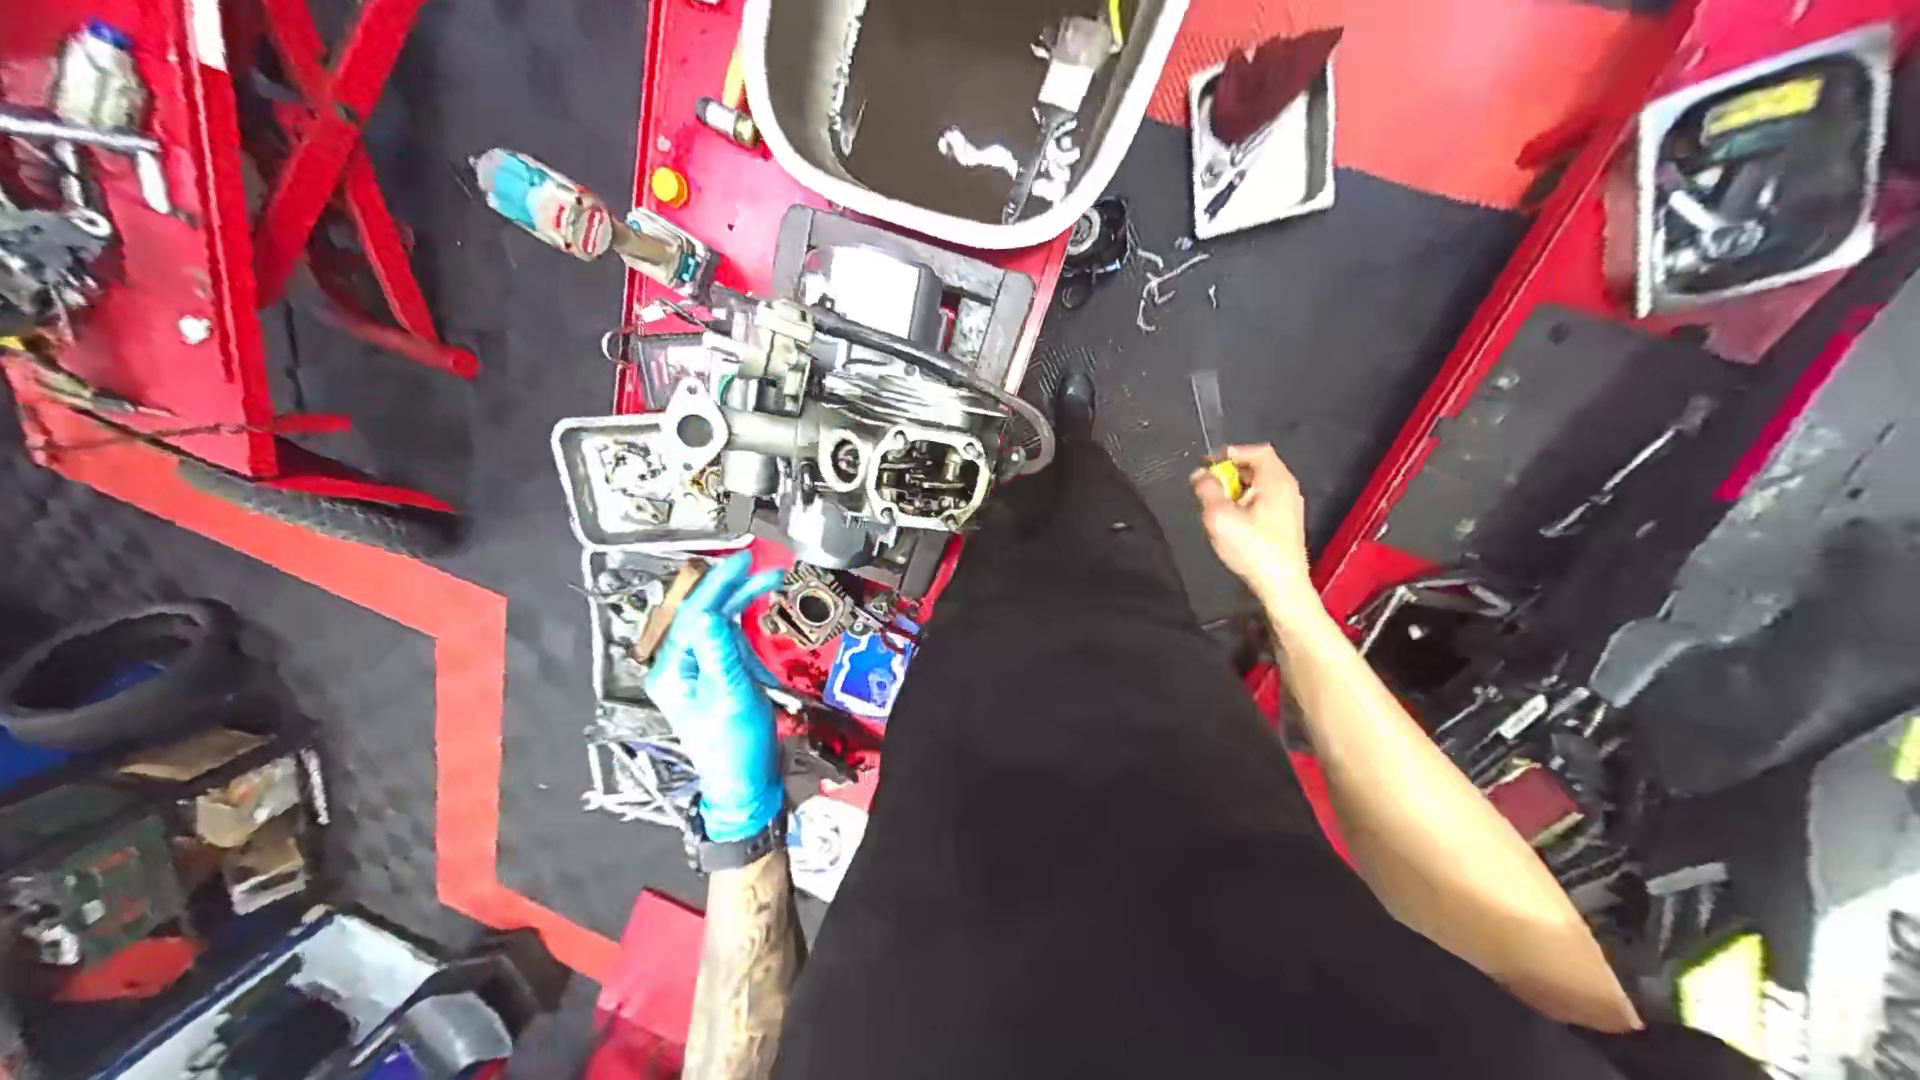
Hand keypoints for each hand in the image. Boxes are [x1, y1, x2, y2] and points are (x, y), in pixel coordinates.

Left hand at [645, 552, 787, 842]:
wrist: (745, 782)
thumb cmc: (733, 747)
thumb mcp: (728, 696)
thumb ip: (720, 652)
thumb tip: (709, 613)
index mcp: (673, 670)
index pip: (694, 614)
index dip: (718, 584)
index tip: (743, 562)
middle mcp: (680, 666)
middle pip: (703, 614)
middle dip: (731, 588)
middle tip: (758, 565)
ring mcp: (698, 670)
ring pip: (716, 624)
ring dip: (740, 602)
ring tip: (767, 582)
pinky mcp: (716, 676)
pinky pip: (727, 640)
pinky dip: (743, 622)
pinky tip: (755, 611)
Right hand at [1191, 444, 1320, 625]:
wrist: (1281, 585)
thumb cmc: (1252, 549)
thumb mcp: (1220, 516)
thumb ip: (1207, 490)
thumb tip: (1199, 474)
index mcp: (1277, 481)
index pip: (1257, 451)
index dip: (1231, 452)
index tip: (1209, 465)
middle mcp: (1288, 489)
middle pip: (1257, 467)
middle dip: (1230, 473)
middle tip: (1209, 488)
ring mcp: (1289, 506)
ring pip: (1259, 485)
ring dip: (1236, 490)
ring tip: (1218, 507)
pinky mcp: (1286, 522)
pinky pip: (1263, 500)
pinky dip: (1245, 503)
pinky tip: (1233, 522)